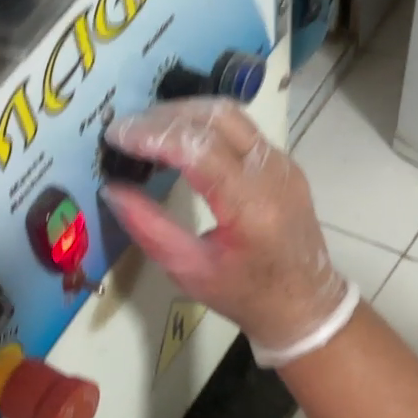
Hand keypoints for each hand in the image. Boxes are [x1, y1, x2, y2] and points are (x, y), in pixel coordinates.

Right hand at [103, 98, 357, 364]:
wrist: (306, 305)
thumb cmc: (244, 294)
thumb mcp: (188, 270)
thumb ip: (149, 227)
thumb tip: (112, 189)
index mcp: (250, 206)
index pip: (198, 149)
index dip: (153, 136)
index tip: (116, 136)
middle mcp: (272, 173)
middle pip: (216, 118)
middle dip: (164, 117)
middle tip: (125, 129)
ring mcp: (283, 163)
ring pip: (230, 114)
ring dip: (184, 113)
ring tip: (146, 128)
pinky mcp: (283, 162)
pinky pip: (241, 128)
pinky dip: (203, 124)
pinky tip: (177, 138)